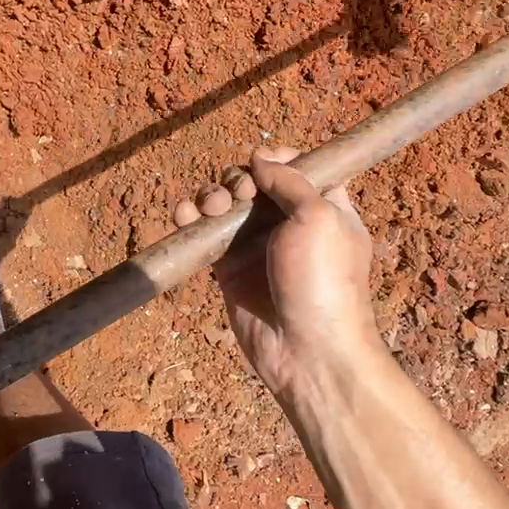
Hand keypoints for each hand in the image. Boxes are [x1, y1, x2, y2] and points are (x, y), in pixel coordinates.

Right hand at [174, 147, 382, 399]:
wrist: (308, 351)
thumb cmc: (323, 282)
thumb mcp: (319, 218)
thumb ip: (290, 180)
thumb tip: (260, 158)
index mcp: (323, 208)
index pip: (299, 168)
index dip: (278, 158)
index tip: (264, 162)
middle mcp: (288, 223)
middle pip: (254, 181)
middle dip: (238, 178)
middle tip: (241, 195)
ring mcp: (256, 245)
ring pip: (224, 203)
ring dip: (211, 195)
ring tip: (211, 208)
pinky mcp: (228, 266)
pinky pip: (204, 232)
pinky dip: (190, 217)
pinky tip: (185, 216)